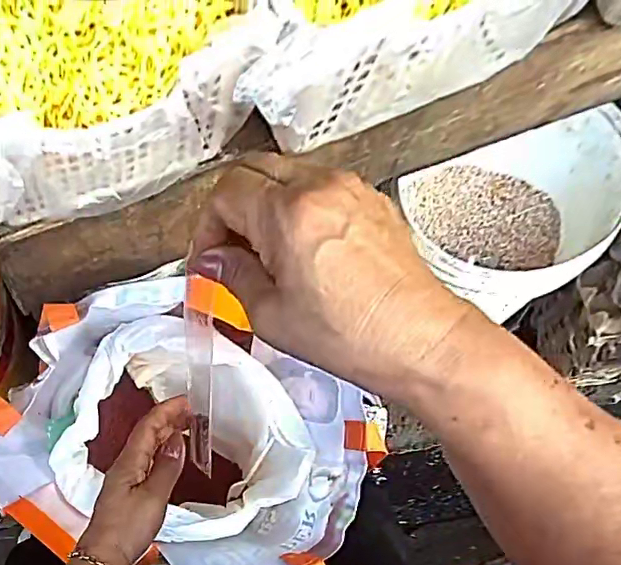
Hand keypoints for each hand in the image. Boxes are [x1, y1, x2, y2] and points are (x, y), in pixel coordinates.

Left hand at [77, 396, 190, 564]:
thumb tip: (176, 441)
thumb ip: (166, 468)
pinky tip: (168, 457)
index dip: (166, 410)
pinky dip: (160, 453)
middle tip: (189, 411)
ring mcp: (124, 479)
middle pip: (145, 434)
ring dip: (164, 434)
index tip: (185, 401)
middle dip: (167, 418)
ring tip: (183, 428)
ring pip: (145, 447)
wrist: (104, 556)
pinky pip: (144, 462)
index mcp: (128, 462)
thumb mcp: (153, 497)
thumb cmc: (126, 529)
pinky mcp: (126, 493)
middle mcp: (124, 467)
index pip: (148, 427)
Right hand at [188, 153, 483, 404]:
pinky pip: (317, 188)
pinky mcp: (368, 201)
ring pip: (285, 175)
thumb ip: (234, 276)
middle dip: (229, 210)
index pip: (226, 192)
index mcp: (288, 214)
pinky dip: (294, 210)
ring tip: (260, 257)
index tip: (207, 259)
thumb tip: (216, 261)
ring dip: (261, 208)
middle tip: (224, 253)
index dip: (206, 227)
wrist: (414, 337)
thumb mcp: (270, 314)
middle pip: (253, 171)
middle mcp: (320, 188)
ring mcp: (349, 189)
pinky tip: (294, 252)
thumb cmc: (350, 333)